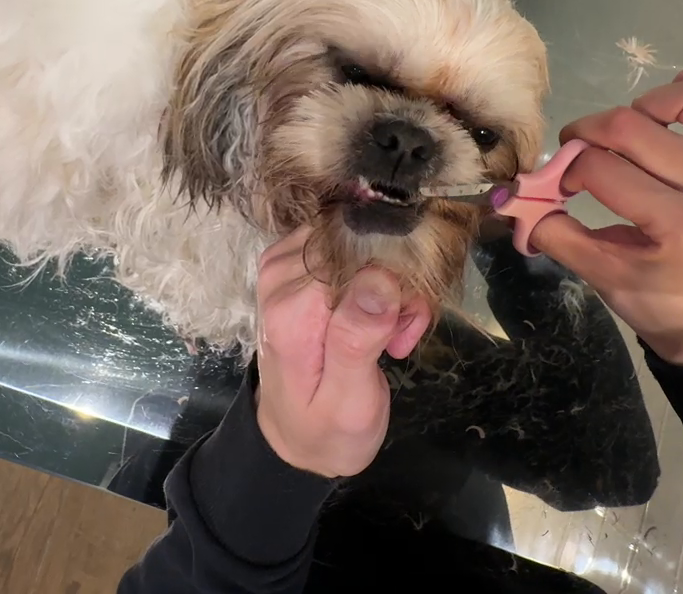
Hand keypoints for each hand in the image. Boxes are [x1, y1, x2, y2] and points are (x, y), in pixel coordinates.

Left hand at [253, 227, 430, 477]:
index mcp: (291, 311)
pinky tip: (375, 318)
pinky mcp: (292, 262)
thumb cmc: (326, 428)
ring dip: (387, 287)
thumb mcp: (349, 401)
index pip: (359, 259)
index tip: (401, 335)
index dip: (393, 289)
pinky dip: (370, 279)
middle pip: (360, 249)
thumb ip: (358, 338)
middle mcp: (280, 277)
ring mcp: (282, 265)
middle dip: (394, 289)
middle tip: (397, 340)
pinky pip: (346, 249)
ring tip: (387, 336)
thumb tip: (379, 276)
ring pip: (358, 246)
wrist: (294, 437)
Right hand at [528, 71, 682, 366]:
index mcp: (681, 226)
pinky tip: (662, 111)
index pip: (600, 167)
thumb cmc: (656, 301)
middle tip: (575, 156)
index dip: (565, 171)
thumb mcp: (598, 274)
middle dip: (586, 134)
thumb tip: (510, 197)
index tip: (559, 189)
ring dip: (640, 107)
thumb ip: (552, 231)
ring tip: (621, 135)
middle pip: (630, 126)